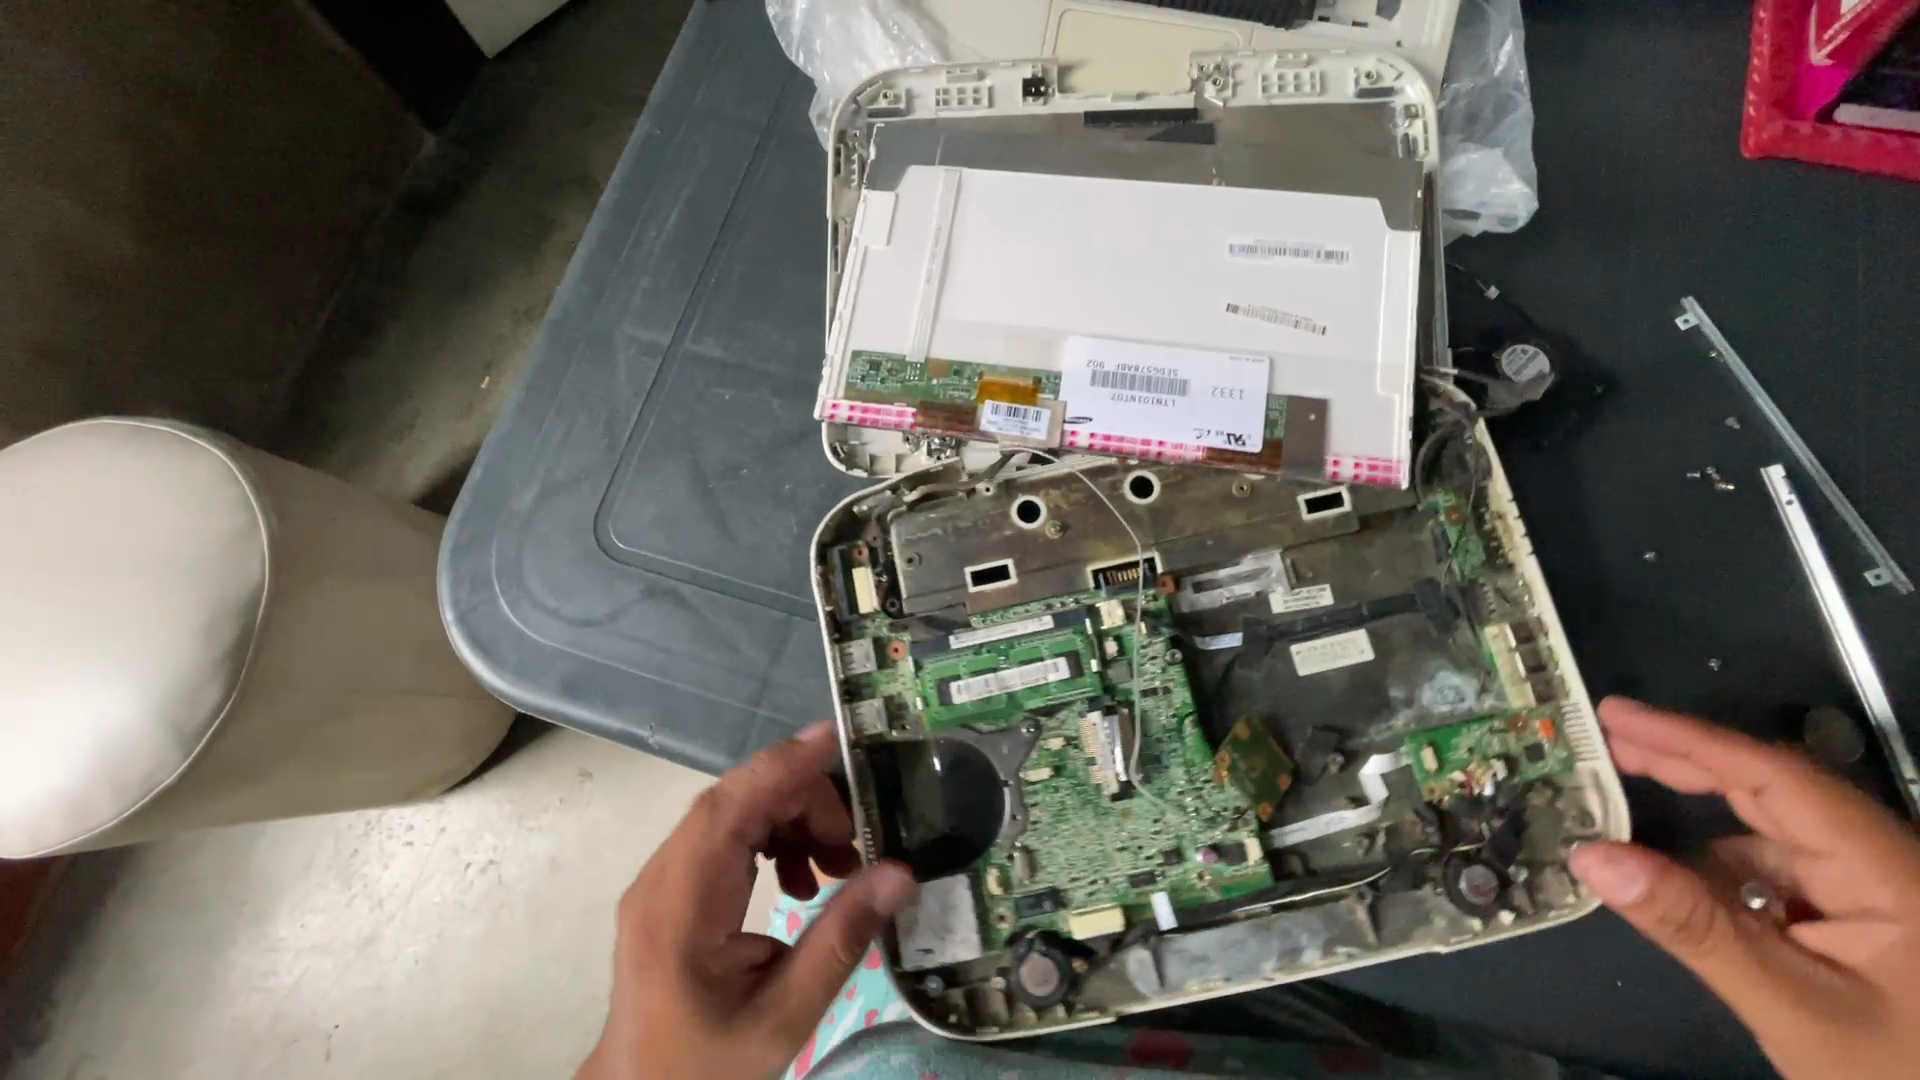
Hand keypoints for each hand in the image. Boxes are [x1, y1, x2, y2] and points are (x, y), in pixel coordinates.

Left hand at [578, 721, 916, 1079]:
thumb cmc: (707, 1067)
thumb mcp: (785, 1017)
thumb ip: (841, 939)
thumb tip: (901, 874)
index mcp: (680, 905)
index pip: (730, 808)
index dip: (783, 766)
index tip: (835, 738)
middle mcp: (664, 877)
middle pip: (736, 799)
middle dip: (803, 800)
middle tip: (854, 838)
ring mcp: (665, 878)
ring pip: (736, 811)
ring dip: (792, 820)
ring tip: (837, 864)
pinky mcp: (676, 886)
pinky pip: (729, 836)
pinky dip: (774, 840)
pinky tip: (804, 880)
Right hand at [1570, 697, 1919, 1079]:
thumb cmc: (1894, 1071)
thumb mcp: (1790, 1007)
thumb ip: (1693, 927)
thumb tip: (1589, 855)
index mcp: (1887, 873)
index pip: (1776, 780)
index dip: (1690, 739)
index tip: (1613, 714)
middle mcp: (1885, 865)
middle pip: (1773, 789)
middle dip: (1683, 760)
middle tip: (1602, 738)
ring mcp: (1877, 891)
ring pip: (1770, 829)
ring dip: (1695, 808)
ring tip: (1621, 795)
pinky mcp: (1862, 916)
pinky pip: (1776, 866)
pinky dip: (1718, 861)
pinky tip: (1680, 878)